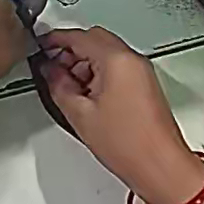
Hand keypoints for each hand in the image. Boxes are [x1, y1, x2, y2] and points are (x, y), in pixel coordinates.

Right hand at [38, 27, 203, 203]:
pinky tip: (86, 95)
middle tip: (52, 65)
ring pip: (105, 51)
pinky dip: (98, 72)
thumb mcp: (78, 113)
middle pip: (94, 38)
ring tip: (68, 85)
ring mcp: (141, 72)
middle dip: (70, 49)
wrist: (161, 167)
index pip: (79, 36)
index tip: (42, 45)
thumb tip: (50, 71)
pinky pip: (117, 66)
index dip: (55, 39)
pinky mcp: (145, 84)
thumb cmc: (130, 145)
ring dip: (84, 62)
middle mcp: (132, 60)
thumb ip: (58, 84)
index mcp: (116, 60)